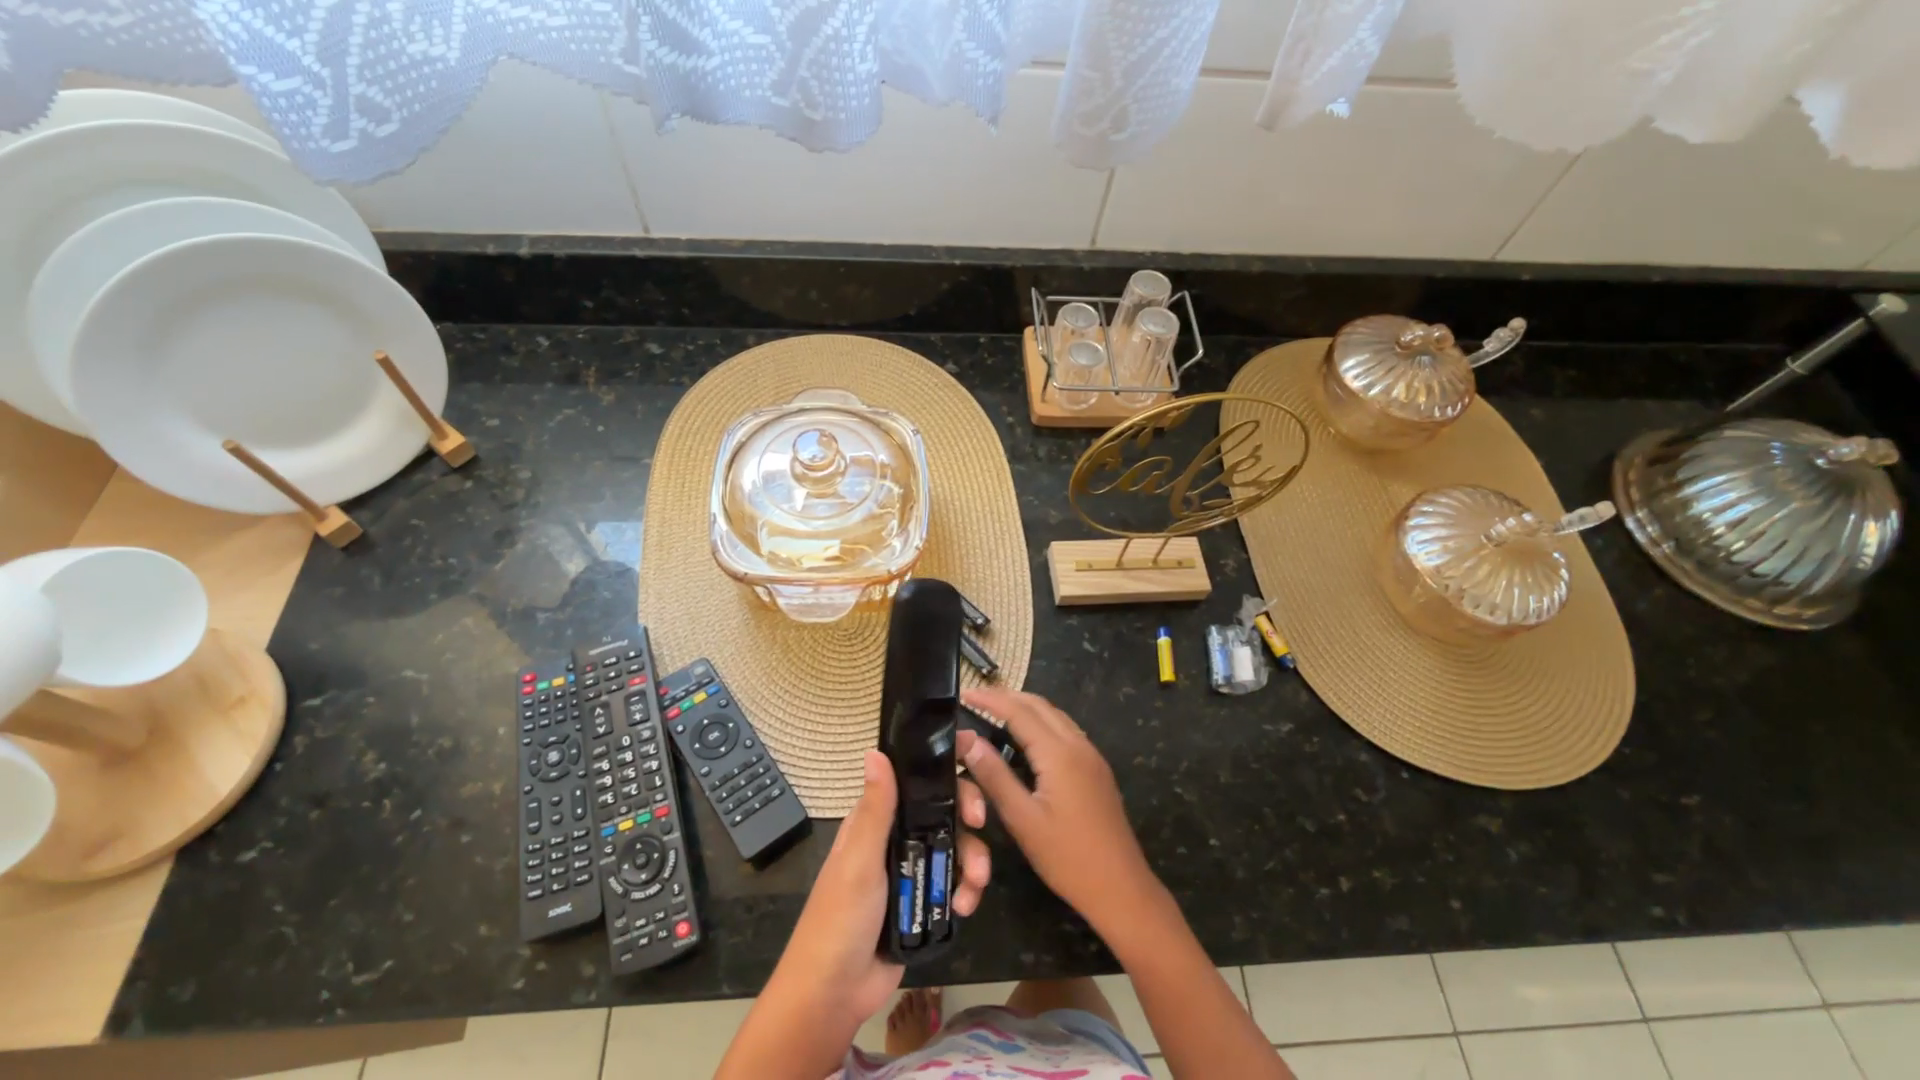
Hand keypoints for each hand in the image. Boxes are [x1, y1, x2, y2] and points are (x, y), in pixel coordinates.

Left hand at [771, 749, 991, 1027]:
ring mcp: (911, 874)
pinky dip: (966, 891)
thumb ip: (876, 809)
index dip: (944, 774)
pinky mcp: (923, 904)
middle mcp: (894, 842)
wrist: (835, 991)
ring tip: (974, 886)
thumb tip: (876, 751)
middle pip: (943, 814)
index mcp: (873, 824)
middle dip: (966, 818)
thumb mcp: (858, 860)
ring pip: (955, 851)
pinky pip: (954, 886)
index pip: (914, 784)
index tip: (971, 764)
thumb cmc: (840, 918)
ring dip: (972, 862)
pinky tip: (966, 906)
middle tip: (980, 823)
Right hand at [958, 688, 1160, 933]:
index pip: (1019, 711)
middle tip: (975, 700)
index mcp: (1060, 754)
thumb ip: (994, 775)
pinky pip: (1066, 733)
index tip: (962, 693)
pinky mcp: (1097, 772)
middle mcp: (1079, 746)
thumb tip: (967, 739)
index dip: (990, 699)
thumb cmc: (1066, 857)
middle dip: (1007, 697)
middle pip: (1040, 706)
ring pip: (1056, 717)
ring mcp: (1092, 758)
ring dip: (1025, 709)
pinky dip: (1041, 724)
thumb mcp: (1022, 818)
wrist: (1120, 887)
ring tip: (994, 714)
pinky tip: (1025, 740)